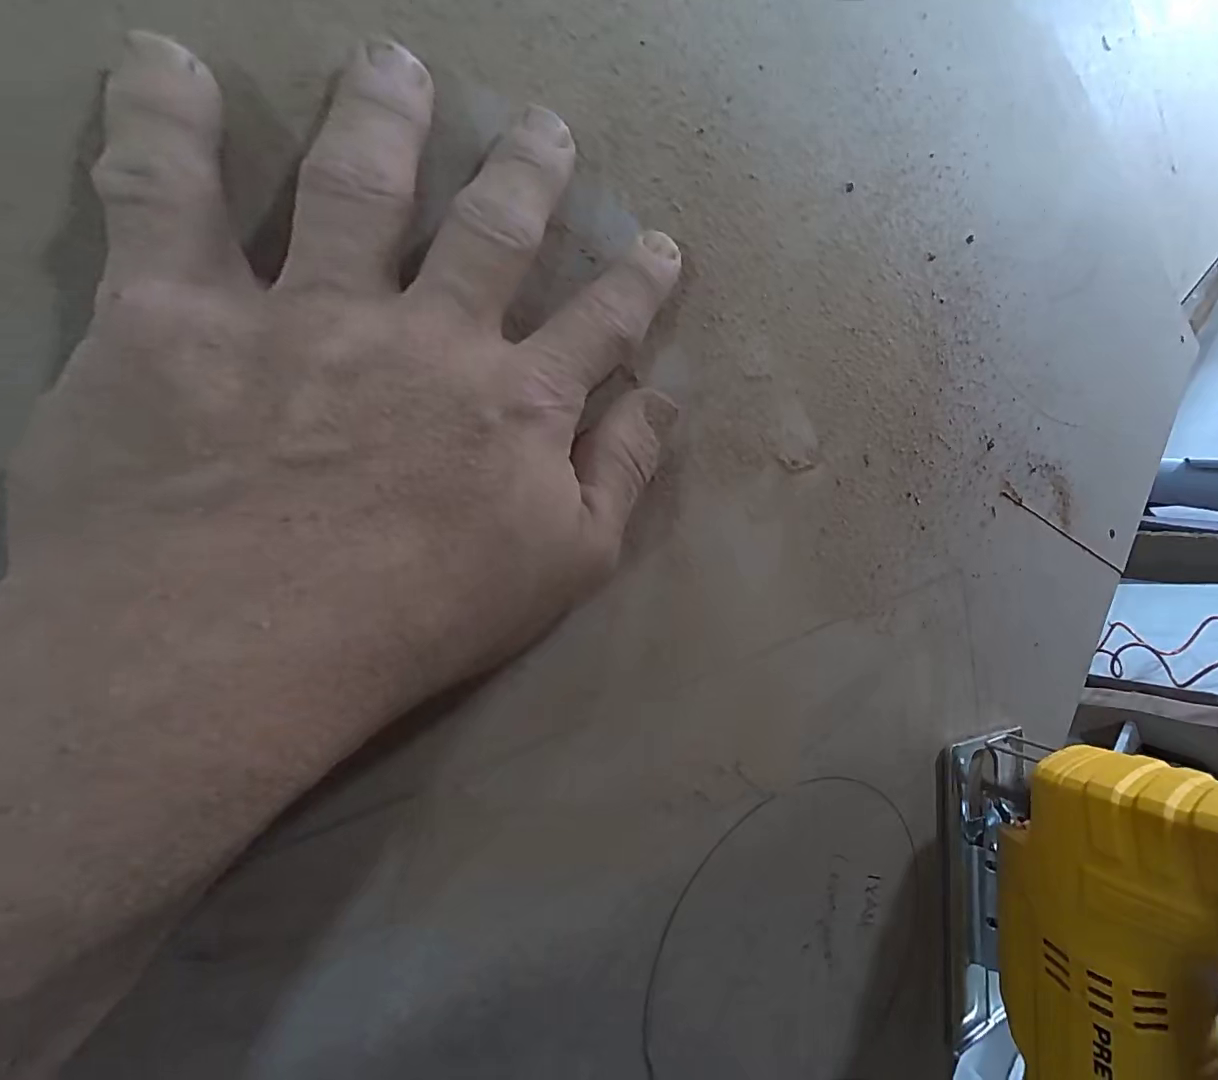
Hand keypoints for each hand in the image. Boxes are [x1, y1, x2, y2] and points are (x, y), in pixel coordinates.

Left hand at [7, 32, 682, 727]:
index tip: (662, 244)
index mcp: (523, 399)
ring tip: (400, 66)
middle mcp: (430, 335)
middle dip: (527, 175)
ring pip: (354, 189)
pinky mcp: (171, 317)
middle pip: (492, 233)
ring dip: (386, 121)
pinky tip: (172, 66)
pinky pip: (162, 199)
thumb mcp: (574, 557)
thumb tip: (665, 400)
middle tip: (544, 125)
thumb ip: (623, 469)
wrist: (232, 650)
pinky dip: (165, 124)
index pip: (603, 321)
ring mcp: (305, 315)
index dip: (640, 280)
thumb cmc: (433, 610)